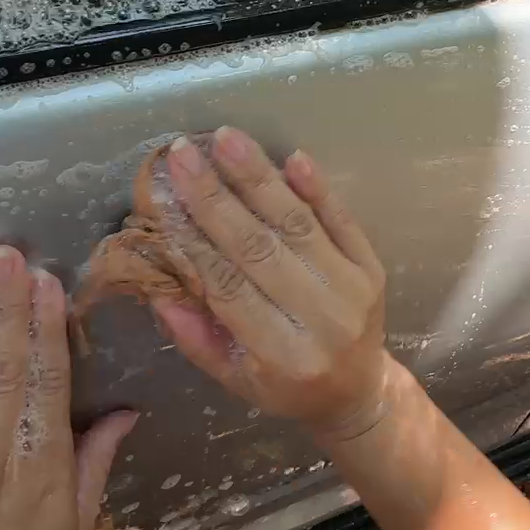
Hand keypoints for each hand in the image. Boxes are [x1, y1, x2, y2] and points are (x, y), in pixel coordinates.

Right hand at [153, 127, 391, 441]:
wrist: (359, 391)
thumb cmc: (287, 387)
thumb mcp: (235, 379)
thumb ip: (196, 338)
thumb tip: (158, 288)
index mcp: (281, 356)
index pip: (228, 288)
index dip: (194, 243)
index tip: (164, 201)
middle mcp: (321, 320)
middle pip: (260, 248)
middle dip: (216, 197)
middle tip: (182, 154)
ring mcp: (351, 289)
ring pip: (297, 224)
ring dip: (259, 178)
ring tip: (225, 138)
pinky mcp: (371, 267)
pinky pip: (342, 219)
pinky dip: (316, 187)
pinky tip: (290, 157)